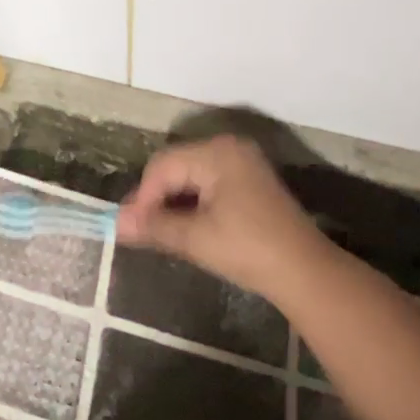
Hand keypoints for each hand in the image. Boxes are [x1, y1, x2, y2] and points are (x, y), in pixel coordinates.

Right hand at [116, 136, 330, 300]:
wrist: (304, 271)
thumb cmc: (247, 249)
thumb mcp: (194, 238)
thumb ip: (152, 226)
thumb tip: (115, 224)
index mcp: (216, 153)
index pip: (161, 167)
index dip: (141, 198)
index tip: (130, 229)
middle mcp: (229, 148)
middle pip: (174, 167)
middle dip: (155, 199)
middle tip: (140, 231)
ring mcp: (242, 163)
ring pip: (189, 177)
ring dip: (172, 203)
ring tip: (159, 233)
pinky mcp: (249, 182)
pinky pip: (208, 184)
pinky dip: (191, 204)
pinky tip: (184, 227)